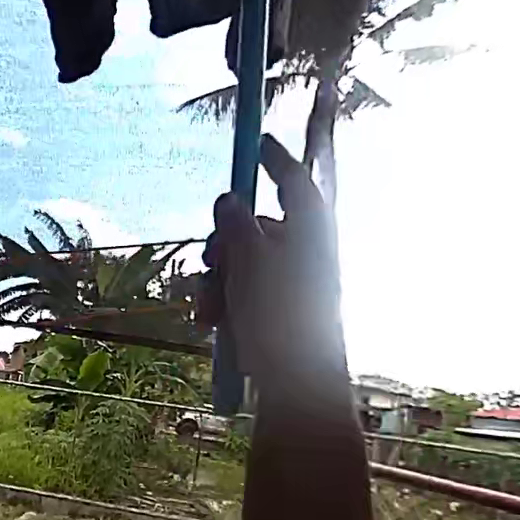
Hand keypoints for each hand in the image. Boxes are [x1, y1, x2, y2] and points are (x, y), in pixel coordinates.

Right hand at [198, 137, 345, 393]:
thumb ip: (236, 224)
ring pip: (241, 263)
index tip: (260, 142)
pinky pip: (243, 290)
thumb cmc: (277, 313)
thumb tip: (228, 198)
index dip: (275, 158)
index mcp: (309, 229)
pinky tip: (212, 321)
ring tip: (209, 308)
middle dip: (225, 244)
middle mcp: (303, 250)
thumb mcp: (249, 260)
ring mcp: (290, 281)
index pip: (294, 179)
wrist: (295, 378)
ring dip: (218, 281)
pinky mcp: (277, 307)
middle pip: (256, 226)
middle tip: (211, 261)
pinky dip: (224, 300)